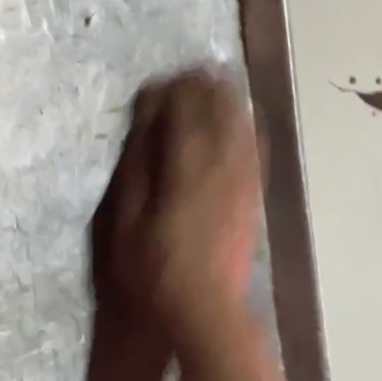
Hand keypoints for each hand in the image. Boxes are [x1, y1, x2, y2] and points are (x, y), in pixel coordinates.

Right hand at [96, 70, 262, 348]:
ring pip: (243, 128)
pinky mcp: (253, 197)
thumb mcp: (125, 221)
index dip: (168, 95)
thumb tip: (142, 131)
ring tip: (217, 82)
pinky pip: (257, 151)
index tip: (154, 82)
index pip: (181, 117)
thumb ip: (136, 171)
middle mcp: (221, 170)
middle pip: (218, 115)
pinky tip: (242, 120)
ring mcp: (243, 183)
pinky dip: (248, 128)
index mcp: (185, 172)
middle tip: (188, 71)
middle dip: (203, 89)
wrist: (205, 309)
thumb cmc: (151, 268)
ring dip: (229, 102)